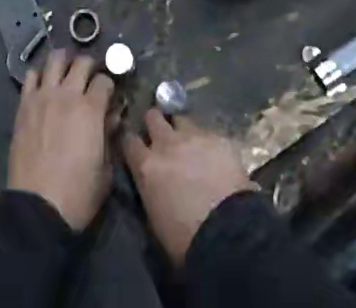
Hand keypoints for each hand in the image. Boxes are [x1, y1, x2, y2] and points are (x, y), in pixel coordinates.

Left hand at [8, 47, 114, 231]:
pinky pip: (31, 78)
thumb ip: (110, 135)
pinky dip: (39, 74)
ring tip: (67, 71)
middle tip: (90, 78)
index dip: (110, 86)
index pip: (105, 80)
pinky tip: (44, 82)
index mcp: (91, 108)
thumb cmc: (78, 193)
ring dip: (64, 61)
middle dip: (90, 66)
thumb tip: (112, 116)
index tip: (110, 95)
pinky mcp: (24, 107)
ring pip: (55, 60)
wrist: (37, 210)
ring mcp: (42, 98)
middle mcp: (67, 95)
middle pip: (82, 62)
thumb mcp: (106, 168)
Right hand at [123, 110, 256, 264]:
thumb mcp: (153, 217)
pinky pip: (208, 133)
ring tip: (190, 145)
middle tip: (161, 136)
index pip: (128, 140)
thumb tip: (152, 182)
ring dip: (182, 131)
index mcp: (147, 166)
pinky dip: (207, 143)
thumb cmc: (184, 238)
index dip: (130, 141)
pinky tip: (215, 156)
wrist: (227, 231)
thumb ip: (149, 189)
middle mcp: (167, 144)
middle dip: (154, 123)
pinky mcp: (219, 138)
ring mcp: (195, 136)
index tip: (134, 145)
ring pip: (182, 120)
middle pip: (153, 117)